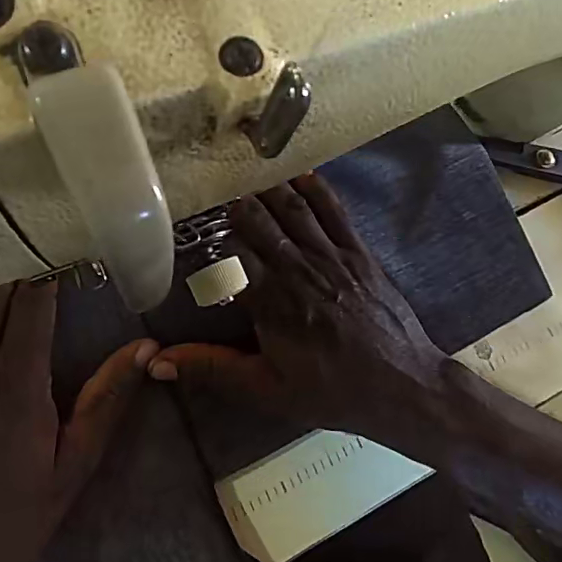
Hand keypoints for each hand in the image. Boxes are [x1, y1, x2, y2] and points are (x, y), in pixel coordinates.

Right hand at [144, 175, 460, 461]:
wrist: (402, 383)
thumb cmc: (333, 389)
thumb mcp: (269, 390)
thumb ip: (213, 370)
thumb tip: (159, 362)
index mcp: (272, 302)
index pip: (232, 256)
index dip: (211, 240)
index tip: (193, 228)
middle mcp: (299, 269)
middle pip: (261, 223)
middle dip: (237, 205)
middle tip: (217, 190)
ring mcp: (332, 256)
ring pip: (295, 210)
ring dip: (270, 189)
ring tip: (249, 172)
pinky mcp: (359, 252)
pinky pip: (336, 212)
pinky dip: (318, 189)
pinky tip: (302, 172)